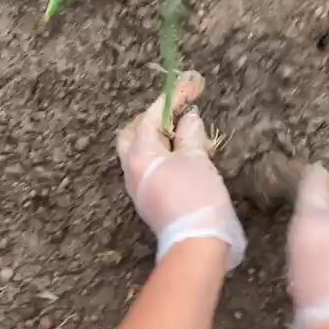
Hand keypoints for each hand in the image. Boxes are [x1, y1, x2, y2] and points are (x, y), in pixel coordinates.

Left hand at [115, 72, 245, 272]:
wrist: (196, 243)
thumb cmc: (197, 197)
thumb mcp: (197, 158)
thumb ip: (191, 133)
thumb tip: (189, 118)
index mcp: (139, 155)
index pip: (151, 116)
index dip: (173, 98)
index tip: (192, 85)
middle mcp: (132, 170)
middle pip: (133, 134)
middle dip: (154, 119)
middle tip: (178, 113)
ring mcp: (138, 188)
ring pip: (141, 153)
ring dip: (161, 139)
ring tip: (187, 135)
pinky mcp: (150, 201)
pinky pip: (151, 169)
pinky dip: (164, 156)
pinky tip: (185, 156)